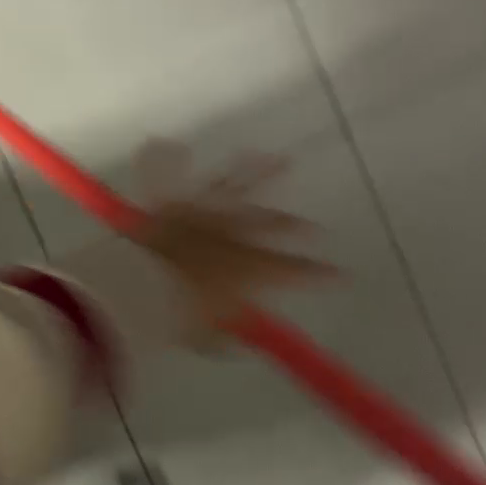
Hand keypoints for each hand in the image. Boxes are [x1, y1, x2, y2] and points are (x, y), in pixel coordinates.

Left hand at [120, 141, 335, 347]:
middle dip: (288, 224)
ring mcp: (201, 212)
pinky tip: (164, 142)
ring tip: (277, 157)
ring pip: (234, 186)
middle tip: (310, 226)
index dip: (318, 273)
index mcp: (248, 267)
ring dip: (255, 171)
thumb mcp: (207, 335)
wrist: (143, 280)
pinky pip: (167, 174)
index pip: (292, 270)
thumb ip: (220, 336)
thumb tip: (224, 342)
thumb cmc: (179, 313)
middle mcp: (230, 233)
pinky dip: (163, 159)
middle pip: (265, 224)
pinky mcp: (170, 202)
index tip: (342, 274)